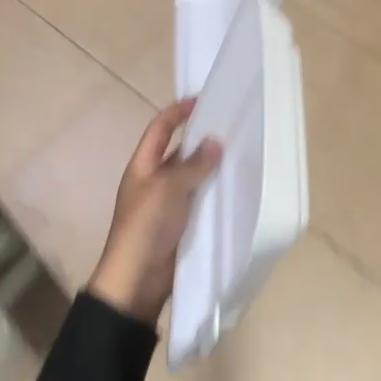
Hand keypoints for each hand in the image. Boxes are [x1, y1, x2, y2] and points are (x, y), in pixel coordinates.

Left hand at [89, 98, 221, 323]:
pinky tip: (238, 188)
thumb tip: (215, 141)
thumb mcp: (167, 190)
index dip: (178, 112)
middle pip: (179, 151)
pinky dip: (216, 193)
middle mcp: (155, 181)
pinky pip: (201, 201)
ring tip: (243, 153)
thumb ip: (192, 165)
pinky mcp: (182, 225)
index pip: (160, 128)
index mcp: (142, 166)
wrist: (137, 281)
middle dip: (202, 139)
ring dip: (213, 167)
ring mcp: (168, 204)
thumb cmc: (146, 227)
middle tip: (233, 127)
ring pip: (193, 177)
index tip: (203, 99)